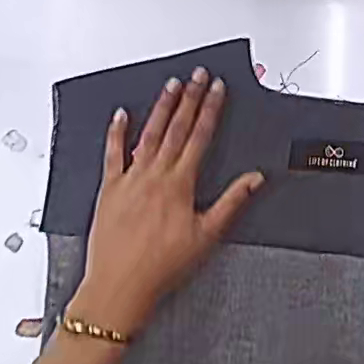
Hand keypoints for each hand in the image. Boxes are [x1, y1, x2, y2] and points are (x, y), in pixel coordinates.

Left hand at [69, 68, 263, 334]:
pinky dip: (116, 132)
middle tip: (198, 75)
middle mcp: (154, 175)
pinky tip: (120, 114)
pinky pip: (112, 154)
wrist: (119, 288)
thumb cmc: (162, 267)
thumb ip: (231, 202)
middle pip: (176, 127)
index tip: (217, 88)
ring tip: (171, 85)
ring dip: (161, 107)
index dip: (210, 109)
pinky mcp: (109, 189)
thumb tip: (254, 179)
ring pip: (148, 134)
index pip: (199, 136)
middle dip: (190, 98)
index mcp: (179, 184)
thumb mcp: (206, 236)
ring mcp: (130, 179)